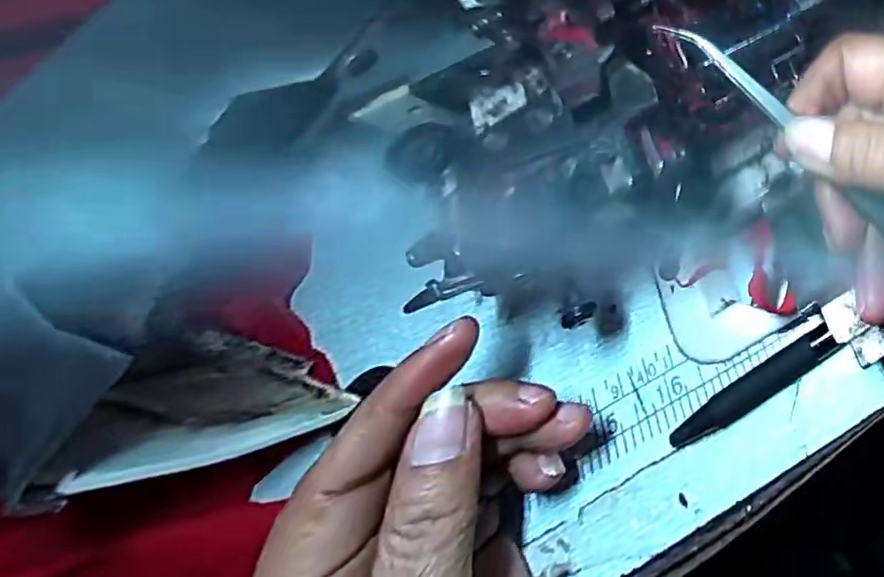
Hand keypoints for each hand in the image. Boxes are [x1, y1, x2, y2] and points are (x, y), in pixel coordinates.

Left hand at [255, 317, 590, 576]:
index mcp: (318, 546)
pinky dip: (524, 473)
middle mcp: (362, 532)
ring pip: (466, 456)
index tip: (462, 334)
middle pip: (428, 438)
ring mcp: (410, 539)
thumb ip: (425, 515)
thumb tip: (446, 415)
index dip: (417, 377)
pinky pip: (489, 490)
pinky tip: (547, 474)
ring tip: (565, 433)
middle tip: (548, 405)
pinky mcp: (450, 548)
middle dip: (495, 411)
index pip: (365, 435)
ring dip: (522, 435)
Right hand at [782, 34, 883, 323]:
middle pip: (857, 123)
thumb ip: (868, 153)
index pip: (848, 61)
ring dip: (868, 225)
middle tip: (844, 241)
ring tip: (876, 291)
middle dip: (842, 182)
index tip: (795, 161)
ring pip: (879, 172)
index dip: (811, 99)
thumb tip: (793, 133)